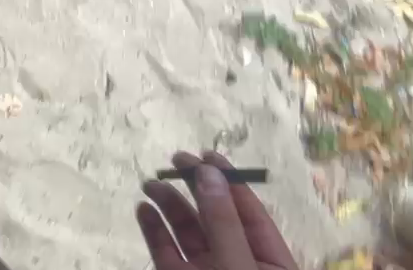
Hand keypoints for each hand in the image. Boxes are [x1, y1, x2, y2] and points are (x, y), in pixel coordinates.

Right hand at [138, 151, 296, 269]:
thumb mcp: (237, 264)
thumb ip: (222, 221)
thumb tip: (206, 171)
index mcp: (268, 264)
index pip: (252, 216)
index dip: (231, 183)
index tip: (207, 154)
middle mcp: (237, 262)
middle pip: (216, 217)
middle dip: (196, 186)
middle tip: (177, 159)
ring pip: (188, 230)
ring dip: (169, 203)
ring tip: (151, 184)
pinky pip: (165, 249)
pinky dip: (153, 228)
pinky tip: (143, 209)